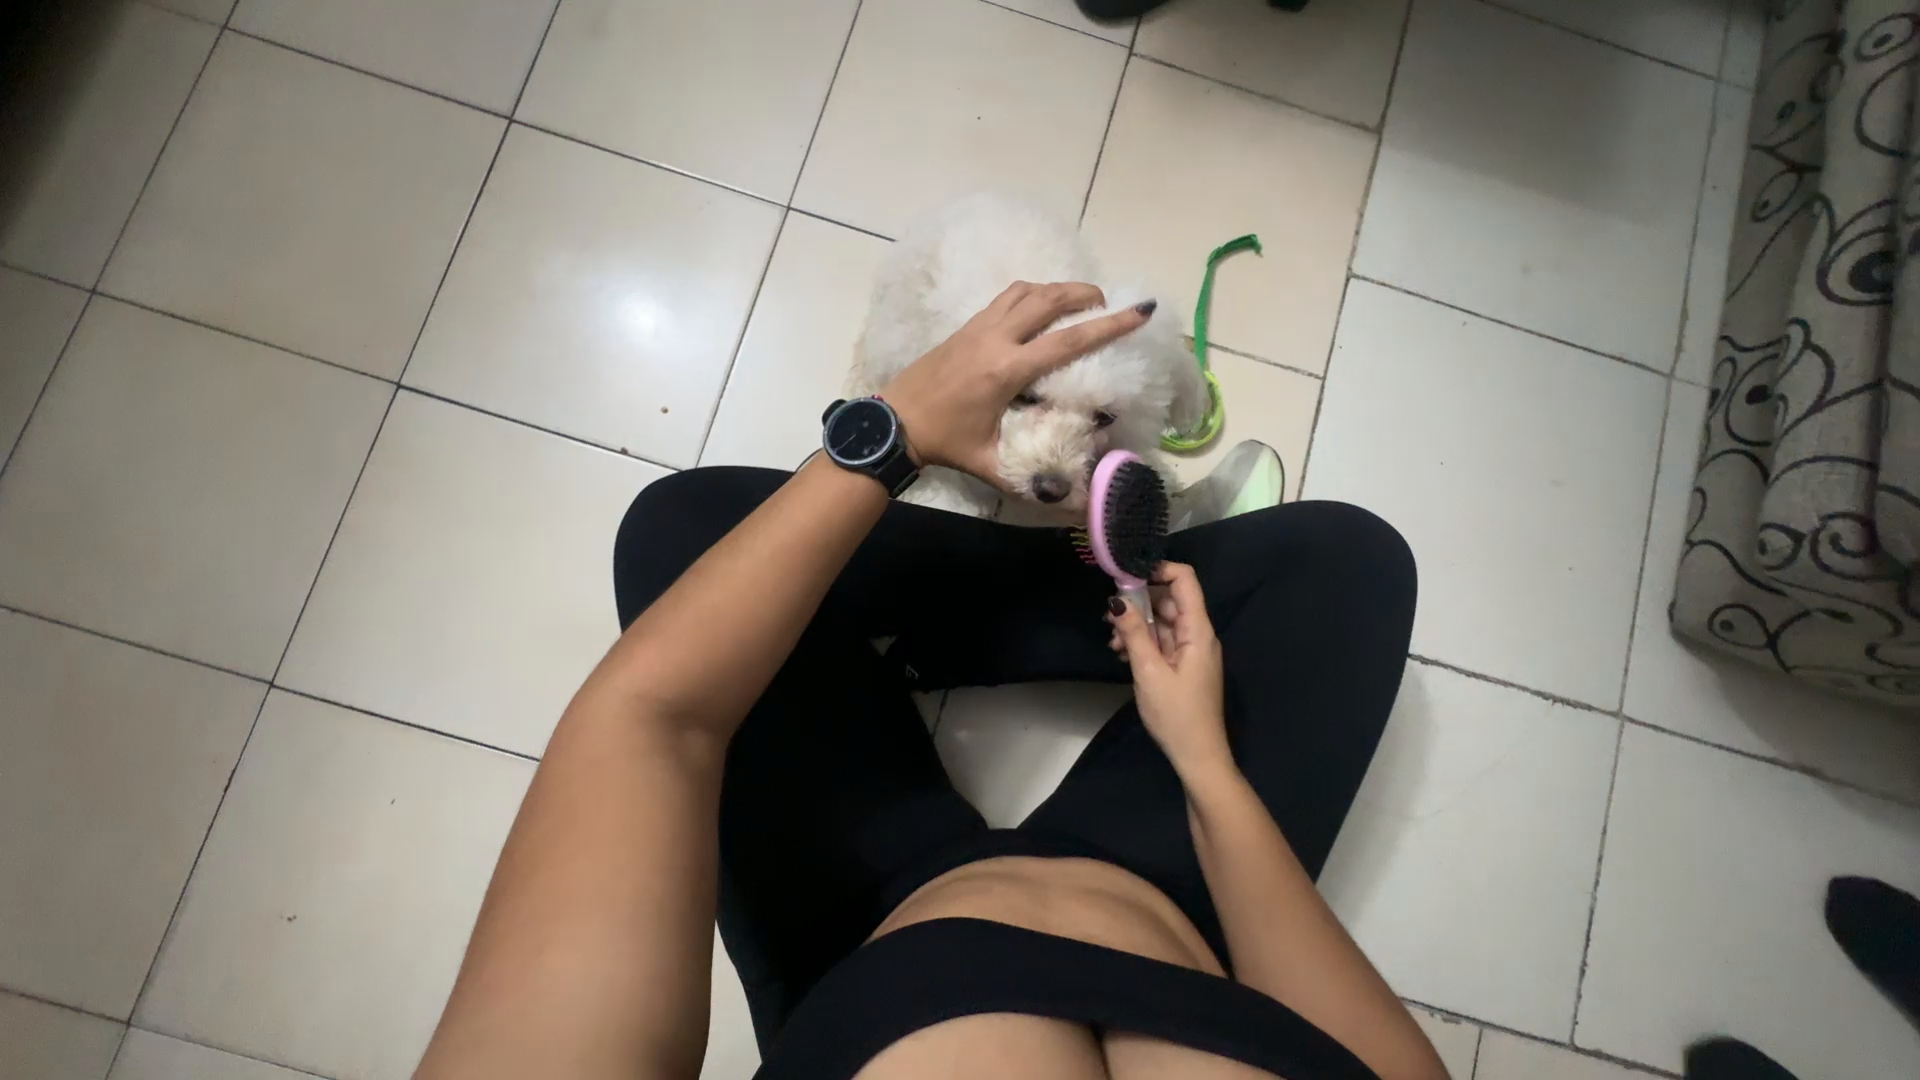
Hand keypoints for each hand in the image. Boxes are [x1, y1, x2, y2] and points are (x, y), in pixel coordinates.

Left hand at [880, 282, 1153, 483]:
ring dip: (1057, 289)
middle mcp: (995, 339)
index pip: (1067, 341)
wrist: (894, 422)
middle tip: (1107, 302)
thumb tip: (1069, 504)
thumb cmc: (944, 443)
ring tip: (1079, 301)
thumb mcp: (989, 464)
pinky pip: (1006, 298)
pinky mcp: (966, 326)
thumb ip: (1029, 480)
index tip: (1139, 310)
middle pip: (1049, 299)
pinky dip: (1032, 295)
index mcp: (1006, 371)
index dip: (1108, 325)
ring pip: (1026, 291)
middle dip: (1084, 294)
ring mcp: (978, 327)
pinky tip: (1041, 311)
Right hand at [1107, 562, 1231, 780]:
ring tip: (1112, 641)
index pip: (1184, 580)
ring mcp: (1191, 651)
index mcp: (1197, 631)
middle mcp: (1198, 635)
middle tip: (1109, 617)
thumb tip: (1116, 600)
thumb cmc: (1176, 713)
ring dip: (1136, 625)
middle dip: (1138, 602)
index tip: (1126, 576)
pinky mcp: (1183, 665)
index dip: (1158, 569)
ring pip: (1162, 622)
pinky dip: (1142, 642)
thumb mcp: (1148, 671)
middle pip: (1169, 600)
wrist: (1197, 756)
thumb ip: (1134, 633)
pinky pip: (1162, 641)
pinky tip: (1121, 653)